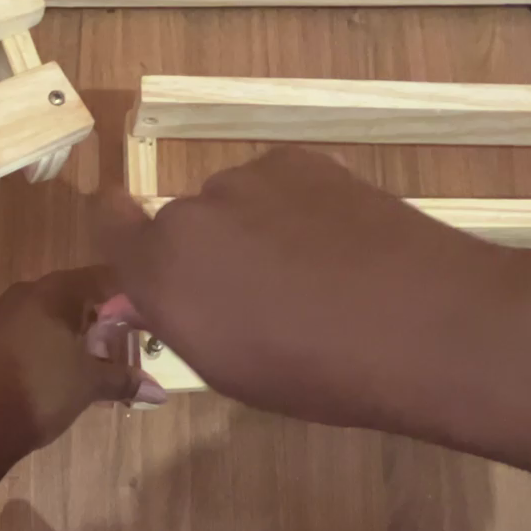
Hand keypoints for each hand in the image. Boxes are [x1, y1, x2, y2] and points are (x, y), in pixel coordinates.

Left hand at [0, 267, 160, 456]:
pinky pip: (15, 341)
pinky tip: (42, 380)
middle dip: (94, 322)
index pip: (100, 278)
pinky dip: (35, 353)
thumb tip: (159, 390)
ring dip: (63, 338)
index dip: (125, 297)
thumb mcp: (89, 385)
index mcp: (52, 293)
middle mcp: (20, 296)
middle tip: (115, 348)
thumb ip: (123, 380)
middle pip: (68, 299)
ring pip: (39, 320)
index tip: (142, 317)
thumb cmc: (39, 389)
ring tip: (81, 369)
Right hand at [96, 147, 530, 434]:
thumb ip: (174, 319)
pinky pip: (273, 184)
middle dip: (202, 252)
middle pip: (177, 222)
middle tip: (254, 294)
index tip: (143, 254)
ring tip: (309, 271)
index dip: (118, 230)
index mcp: (162, 271)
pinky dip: (289, 207)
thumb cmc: (314, 372)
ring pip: (229, 202)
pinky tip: (334, 242)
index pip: (106, 220)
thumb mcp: (226, 367)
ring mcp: (248, 179)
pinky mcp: (300, 159)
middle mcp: (191, 213)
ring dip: (248, 228)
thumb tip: (139, 299)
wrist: (424, 325)